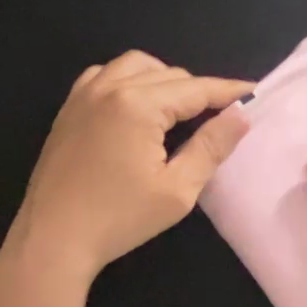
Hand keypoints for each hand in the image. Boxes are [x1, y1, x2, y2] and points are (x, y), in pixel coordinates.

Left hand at [8, 50, 252, 282]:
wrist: (53, 239)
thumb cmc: (119, 219)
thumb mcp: (177, 190)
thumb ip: (211, 147)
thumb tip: (241, 116)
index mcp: (138, 105)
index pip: (196, 89)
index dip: (228, 91)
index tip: (254, 92)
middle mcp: (109, 88)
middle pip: (169, 75)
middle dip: (198, 91)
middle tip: (219, 117)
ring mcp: (83, 95)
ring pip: (135, 66)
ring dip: (163, 80)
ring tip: (179, 110)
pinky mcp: (68, 110)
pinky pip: (104, 76)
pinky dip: (128, 81)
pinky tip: (136, 107)